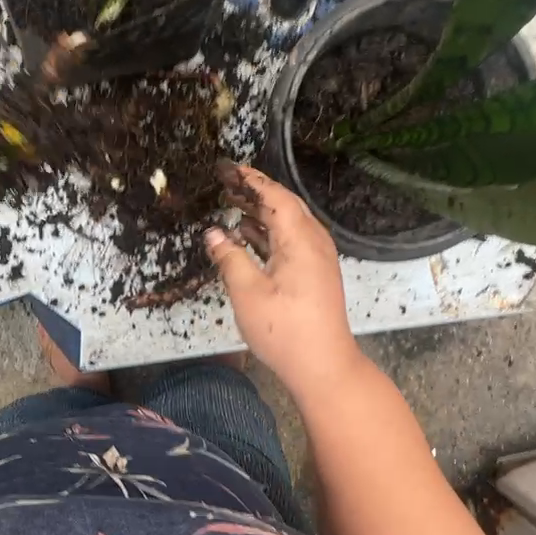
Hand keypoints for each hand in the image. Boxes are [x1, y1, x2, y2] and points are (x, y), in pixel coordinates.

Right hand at [203, 160, 366, 398]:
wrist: (322, 364)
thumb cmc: (284, 330)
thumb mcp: (247, 293)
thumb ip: (229, 258)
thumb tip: (213, 233)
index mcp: (300, 240)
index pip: (275, 196)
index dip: (251, 180)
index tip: (229, 169)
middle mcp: (314, 243)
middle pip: (285, 206)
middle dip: (256, 193)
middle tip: (227, 185)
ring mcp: (318, 259)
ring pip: (289, 224)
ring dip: (261, 213)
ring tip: (232, 207)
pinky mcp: (315, 275)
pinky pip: (291, 241)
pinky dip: (269, 233)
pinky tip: (249, 237)